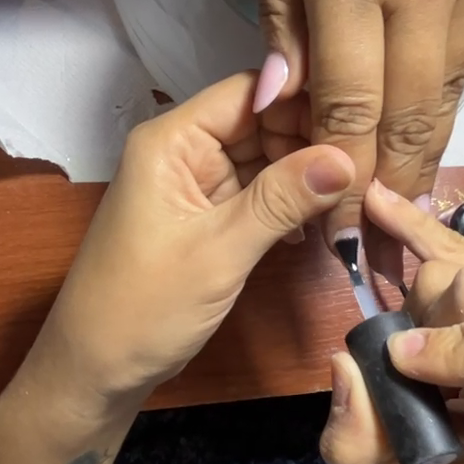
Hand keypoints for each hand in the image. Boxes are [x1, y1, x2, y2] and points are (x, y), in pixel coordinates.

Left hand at [31, 72, 356, 403]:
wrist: (97, 370)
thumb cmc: (143, 308)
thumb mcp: (218, 252)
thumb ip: (281, 200)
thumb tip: (346, 157)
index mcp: (172, 141)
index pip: (249, 92)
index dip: (303, 102)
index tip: (359, 123)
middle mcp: (185, 150)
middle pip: (262, 124)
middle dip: (311, 144)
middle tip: (367, 168)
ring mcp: (197, 184)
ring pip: (265, 160)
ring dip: (305, 178)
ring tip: (356, 195)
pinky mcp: (208, 216)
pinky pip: (258, 194)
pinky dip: (288, 206)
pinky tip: (322, 223)